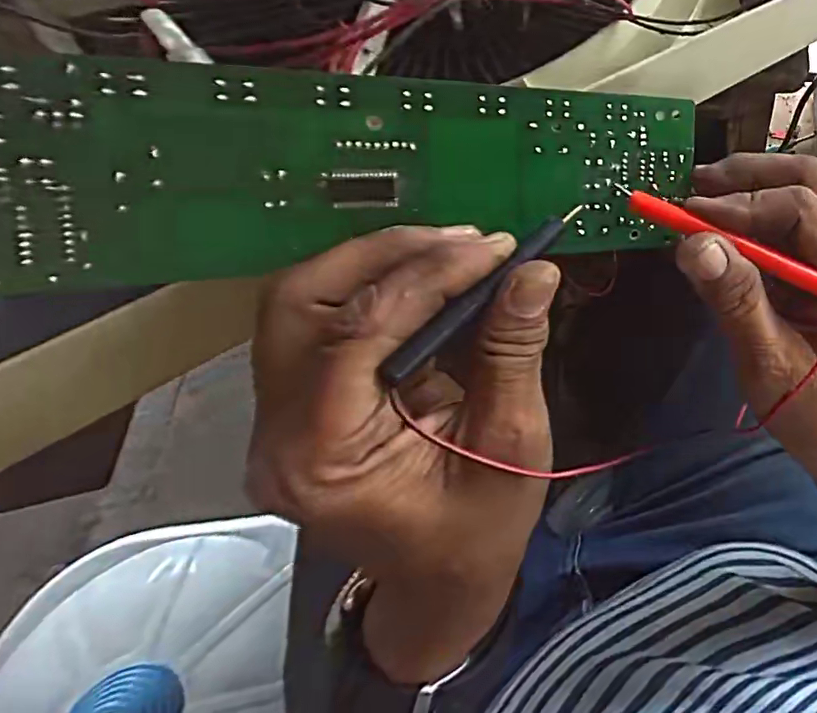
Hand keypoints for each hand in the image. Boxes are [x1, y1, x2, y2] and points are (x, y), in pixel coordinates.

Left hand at [245, 225, 561, 681]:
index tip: (499, 248)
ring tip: (460, 248)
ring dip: (384, 262)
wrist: (445, 576)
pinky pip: (331, 321)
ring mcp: (283, 415)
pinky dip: (387, 285)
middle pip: (301, 305)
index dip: (430, 277)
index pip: (358, 334)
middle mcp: (280, 430)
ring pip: (306, 304)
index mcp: (325, 455)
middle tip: (468, 239)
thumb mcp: (511, 439)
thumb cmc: (482, 524)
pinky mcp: (307, 401)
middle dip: (388, 255)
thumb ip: (514, 351)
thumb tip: (535, 272)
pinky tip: (441, 276)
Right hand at [671, 154, 816, 460]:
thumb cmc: (809, 410)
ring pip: (800, 192)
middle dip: (750, 177)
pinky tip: (713, 223)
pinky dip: (747, 213)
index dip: (745, 204)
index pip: (805, 209)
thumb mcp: (767, 363)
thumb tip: (695, 243)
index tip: (690, 215)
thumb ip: (737, 301)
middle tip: (694, 187)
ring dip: (748, 187)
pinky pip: (785, 220)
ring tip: (697, 197)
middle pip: (809, 184)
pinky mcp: (816, 263)